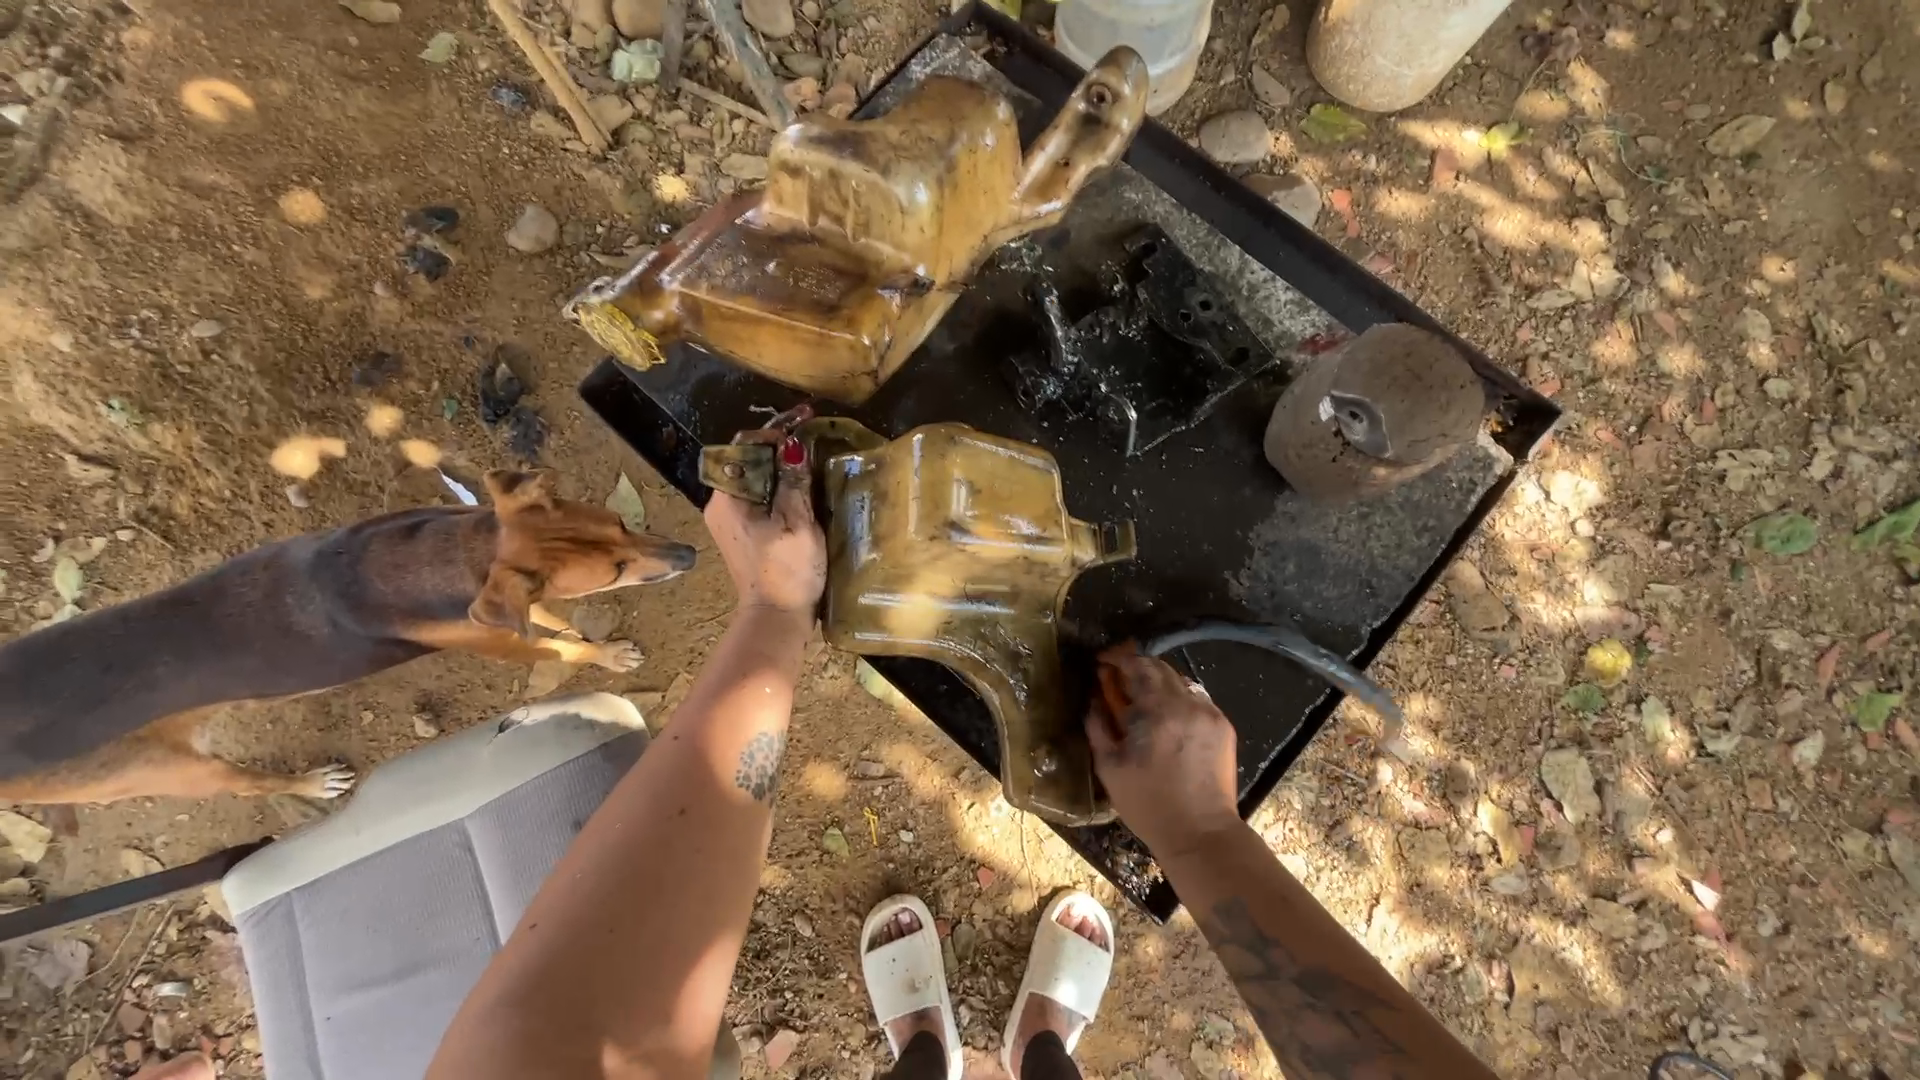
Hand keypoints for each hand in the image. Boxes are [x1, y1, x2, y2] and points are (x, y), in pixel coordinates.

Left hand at [703, 433, 825, 619]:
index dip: (773, 430)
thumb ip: (794, 481)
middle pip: (747, 460)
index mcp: (727, 498)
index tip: (803, 422)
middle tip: (810, 433)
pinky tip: (800, 485)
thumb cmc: (787, 571)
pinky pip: (757, 497)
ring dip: (778, 465)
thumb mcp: (797, 522)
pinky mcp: (742, 533)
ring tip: (809, 455)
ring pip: (753, 478)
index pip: (744, 446)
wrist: (776, 617)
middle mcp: (720, 504)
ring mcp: (729, 520)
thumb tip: (793, 446)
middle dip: (777, 445)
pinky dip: (777, 486)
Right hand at [1086, 652, 1239, 856]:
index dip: (1117, 659)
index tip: (1102, 662)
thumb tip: (1094, 698)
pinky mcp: (1223, 726)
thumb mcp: (1109, 766)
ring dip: (1158, 683)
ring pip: (1180, 681)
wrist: (1201, 833)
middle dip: (1137, 667)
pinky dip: (1178, 699)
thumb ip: (1098, 725)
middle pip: (1160, 668)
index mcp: (1157, 711)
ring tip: (1142, 698)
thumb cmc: (1148, 803)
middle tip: (1118, 678)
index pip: (1137, 666)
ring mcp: (1209, 713)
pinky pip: (1196, 699)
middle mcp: (1186, 704)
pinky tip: (1167, 717)